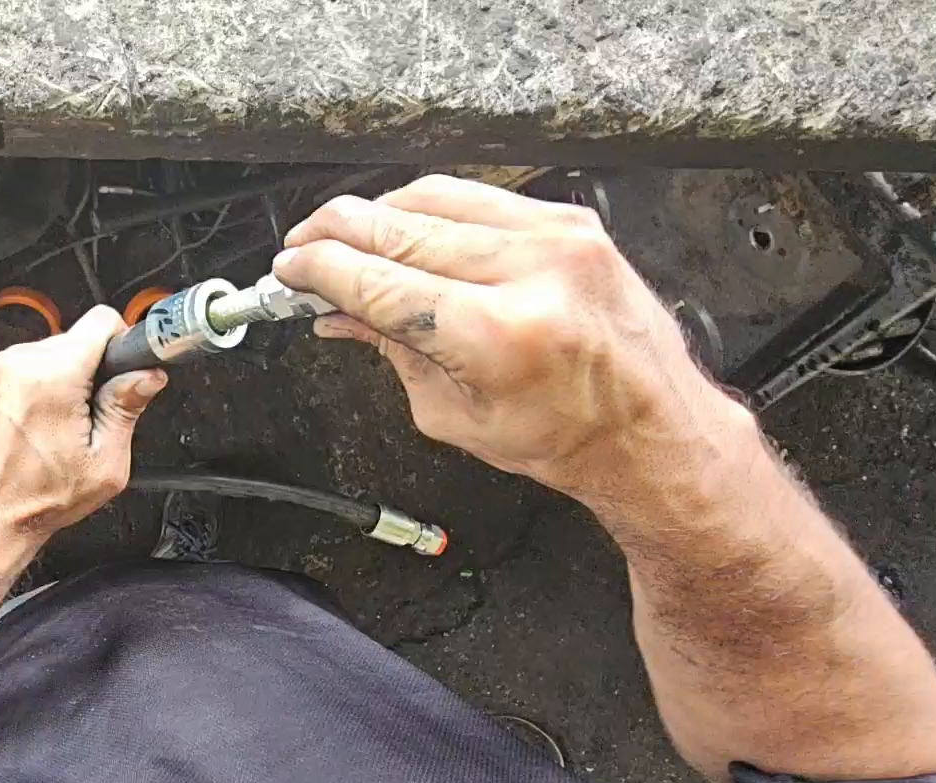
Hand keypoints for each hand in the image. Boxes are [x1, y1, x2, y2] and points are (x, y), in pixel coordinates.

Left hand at [0, 306, 166, 545]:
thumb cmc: (37, 499)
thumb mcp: (104, 463)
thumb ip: (127, 409)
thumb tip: (147, 376)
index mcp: (52, 378)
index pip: (102, 321)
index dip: (123, 346)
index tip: (125, 374)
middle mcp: (20, 364)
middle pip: (80, 339)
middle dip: (95, 372)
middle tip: (92, 418)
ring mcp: (1, 369)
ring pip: (58, 352)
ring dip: (70, 382)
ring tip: (64, 427)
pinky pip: (35, 366)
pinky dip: (47, 388)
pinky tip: (45, 425)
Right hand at [271, 175, 756, 509]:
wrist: (646, 426)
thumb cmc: (561, 435)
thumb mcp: (450, 413)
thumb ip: (391, 353)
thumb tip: (340, 316)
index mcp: (495, 334)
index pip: (377, 281)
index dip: (319, 271)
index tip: (288, 271)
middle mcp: (529, 271)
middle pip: (396, 229)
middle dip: (332, 235)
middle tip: (299, 248)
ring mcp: (554, 236)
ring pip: (430, 198)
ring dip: (372, 215)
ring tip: (340, 238)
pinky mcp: (568, 221)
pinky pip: (473, 195)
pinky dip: (422, 208)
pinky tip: (396, 225)